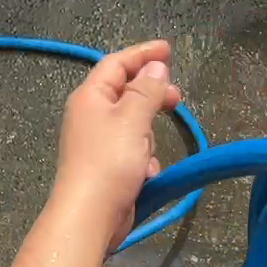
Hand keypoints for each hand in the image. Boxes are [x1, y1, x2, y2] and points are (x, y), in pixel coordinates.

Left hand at [49, 39, 183, 249]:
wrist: (90, 216)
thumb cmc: (109, 162)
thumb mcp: (132, 119)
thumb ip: (147, 90)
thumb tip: (156, 67)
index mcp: (91, 97)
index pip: (117, 64)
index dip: (143, 54)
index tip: (169, 50)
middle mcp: (92, 117)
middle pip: (127, 95)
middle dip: (152, 97)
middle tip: (176, 98)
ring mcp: (99, 144)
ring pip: (133, 127)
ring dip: (148, 137)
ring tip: (149, 154)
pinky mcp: (108, 169)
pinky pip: (132, 154)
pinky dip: (143, 160)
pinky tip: (147, 174)